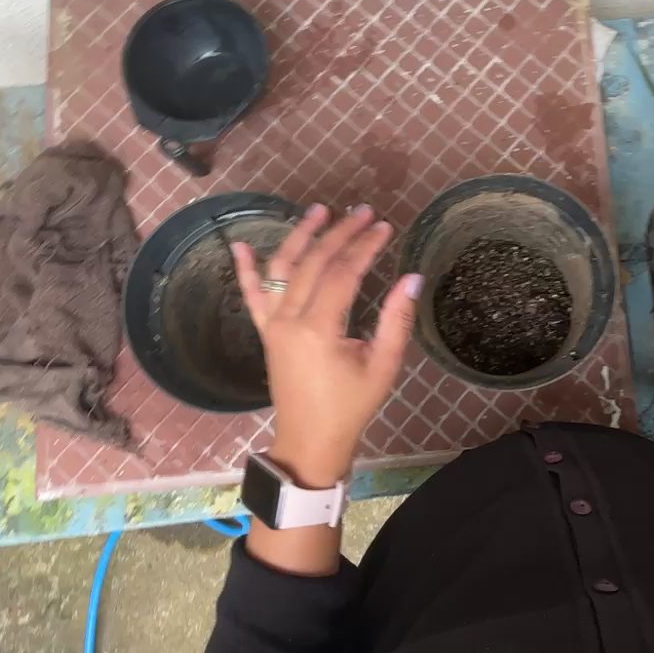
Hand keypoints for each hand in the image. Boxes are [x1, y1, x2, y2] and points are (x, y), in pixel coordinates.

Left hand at [233, 203, 421, 487]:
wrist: (310, 440)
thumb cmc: (350, 406)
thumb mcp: (382, 366)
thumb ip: (396, 320)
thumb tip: (412, 278)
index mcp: (318, 330)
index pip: (342, 273)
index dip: (364, 247)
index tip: (385, 227)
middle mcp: (289, 320)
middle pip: (314, 263)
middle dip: (340, 234)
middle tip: (364, 212)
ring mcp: (272, 325)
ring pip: (282, 270)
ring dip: (300, 237)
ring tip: (320, 211)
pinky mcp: (266, 332)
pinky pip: (253, 296)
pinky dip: (246, 270)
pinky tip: (241, 245)